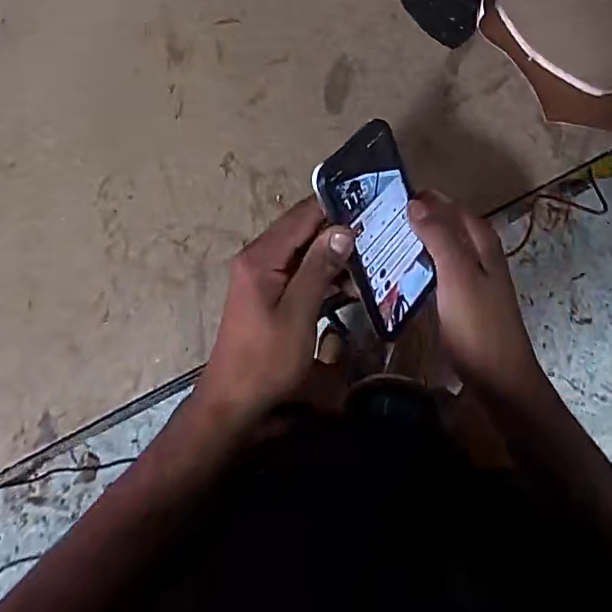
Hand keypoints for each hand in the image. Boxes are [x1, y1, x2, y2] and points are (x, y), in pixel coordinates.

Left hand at [195, 199, 351, 426]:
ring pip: (304, 250)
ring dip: (333, 255)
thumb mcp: (298, 313)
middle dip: (338, 231)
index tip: (370, 208)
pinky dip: (322, 273)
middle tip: (377, 235)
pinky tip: (349, 286)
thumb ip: (319, 268)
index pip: (302, 215)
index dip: (335, 208)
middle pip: (303, 229)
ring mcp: (262, 274)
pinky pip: (299, 270)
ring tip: (371, 260)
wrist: (233, 403)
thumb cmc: (266, 360)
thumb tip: (343, 229)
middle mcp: (259, 257)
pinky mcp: (269, 291)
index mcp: (261, 256)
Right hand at [408, 193, 546, 399]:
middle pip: (452, 228)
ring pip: (446, 251)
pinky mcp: (466, 305)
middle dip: (424, 218)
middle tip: (386, 216)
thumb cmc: (478, 324)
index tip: (398, 193)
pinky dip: (423, 267)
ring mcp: (475, 283)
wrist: (499, 381)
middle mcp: (482, 259)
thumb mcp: (457, 275)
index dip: (431, 199)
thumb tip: (416, 202)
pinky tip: (405, 276)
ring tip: (388, 241)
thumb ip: (438, 237)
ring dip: (421, 243)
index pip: (455, 209)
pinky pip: (441, 274)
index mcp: (483, 245)